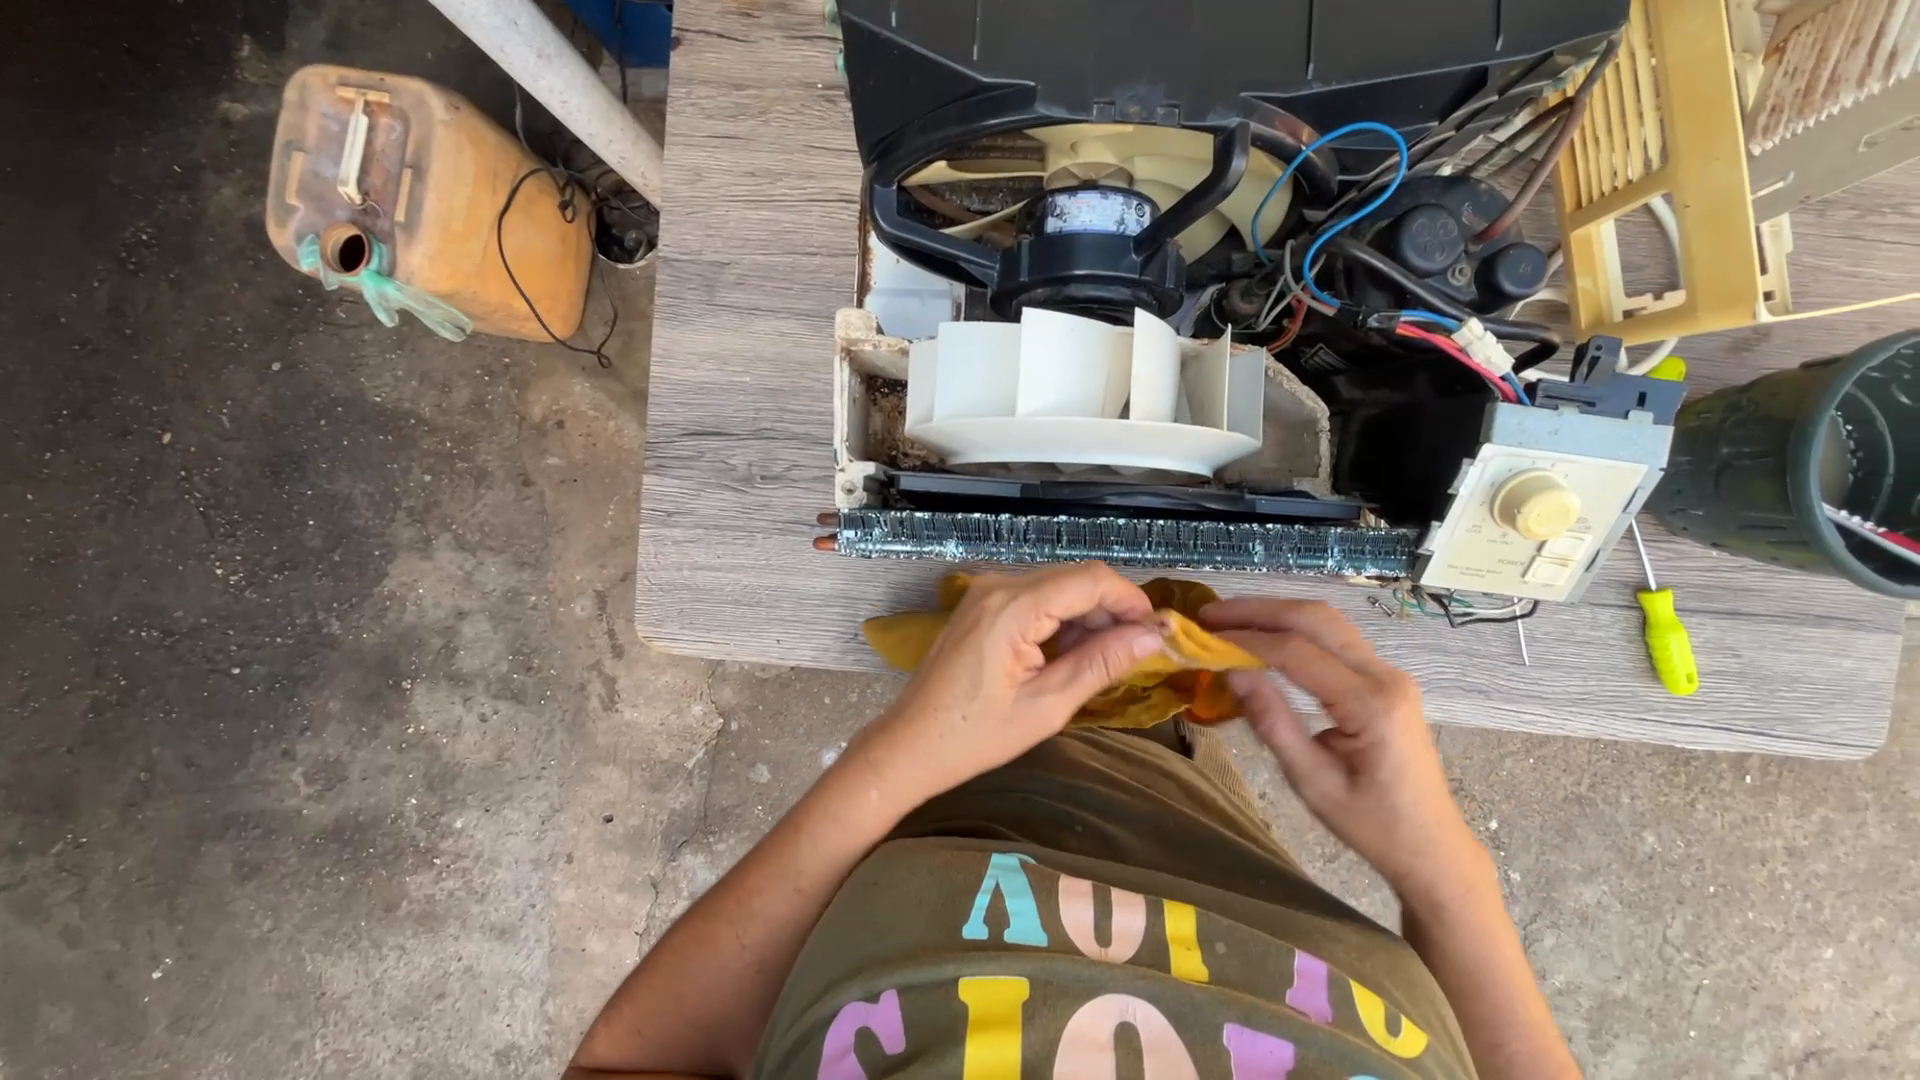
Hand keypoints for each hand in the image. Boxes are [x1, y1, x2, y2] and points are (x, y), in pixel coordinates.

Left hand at [850, 563, 1164, 804]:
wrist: (911, 745)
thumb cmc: (975, 736)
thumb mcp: (1047, 705)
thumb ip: (1101, 664)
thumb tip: (1154, 637)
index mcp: (1012, 607)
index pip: (1090, 580)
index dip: (1131, 601)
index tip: (1157, 633)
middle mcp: (998, 585)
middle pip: (1075, 578)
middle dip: (1111, 610)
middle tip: (1135, 654)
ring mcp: (985, 591)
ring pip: (1057, 586)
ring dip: (1087, 616)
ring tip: (1102, 661)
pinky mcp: (980, 604)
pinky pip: (1034, 597)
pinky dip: (1059, 619)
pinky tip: (1068, 655)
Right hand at [1199, 597, 1487, 904]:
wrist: (1431, 846)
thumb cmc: (1371, 824)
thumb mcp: (1311, 781)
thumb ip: (1272, 721)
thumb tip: (1231, 670)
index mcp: (1370, 704)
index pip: (1297, 652)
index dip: (1246, 638)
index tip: (1204, 636)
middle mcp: (1385, 676)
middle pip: (1315, 619)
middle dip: (1258, 610)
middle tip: (1208, 614)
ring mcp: (1388, 674)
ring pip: (1326, 621)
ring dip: (1275, 613)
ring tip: (1228, 619)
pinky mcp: (1384, 679)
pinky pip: (1335, 638)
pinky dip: (1294, 629)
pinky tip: (1263, 636)